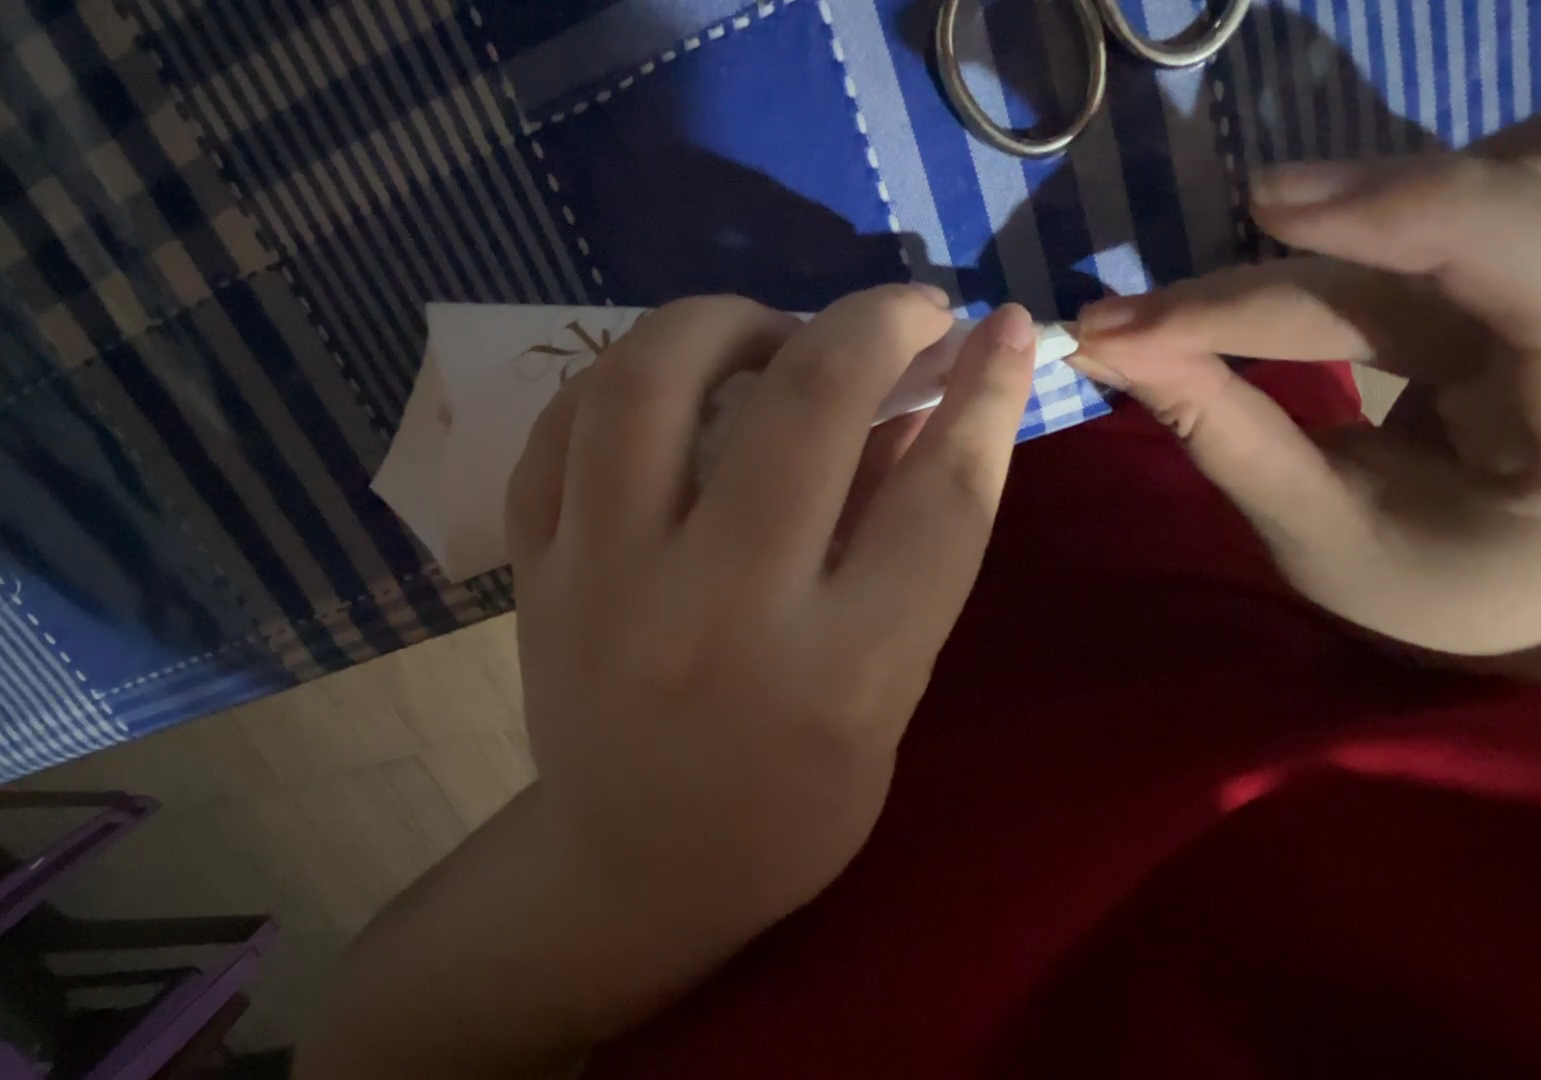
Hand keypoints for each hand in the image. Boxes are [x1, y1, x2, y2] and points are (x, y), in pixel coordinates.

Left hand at [508, 287, 1035, 942]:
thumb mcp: (886, 701)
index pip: (941, 496)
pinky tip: (671, 387)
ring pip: (650, 378)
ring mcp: (604, 585)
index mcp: (840, 675)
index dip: (987, 392)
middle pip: (805, 403)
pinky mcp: (535, 573)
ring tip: (770, 334)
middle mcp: (718, 614)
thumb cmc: (788, 805)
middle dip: (875, 321)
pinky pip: (561, 423)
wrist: (630, 867)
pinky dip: (625, 376)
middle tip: (903, 311)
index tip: (1005, 328)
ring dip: (729, 320)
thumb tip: (932, 401)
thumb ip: (908, 552)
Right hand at [1075, 106, 1540, 655]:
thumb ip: (1221, 431)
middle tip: (1175, 291)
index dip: (1410, 213)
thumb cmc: (1424, 591)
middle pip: (1524, 203)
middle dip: (1331, 240)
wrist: (1523, 599)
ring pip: (1540, 165)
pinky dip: (1408, 209)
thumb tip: (1108, 345)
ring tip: (1274, 249)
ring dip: (1389, 203)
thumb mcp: (1311, 534)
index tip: (1254, 208)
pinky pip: (1513, 187)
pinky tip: (1337, 251)